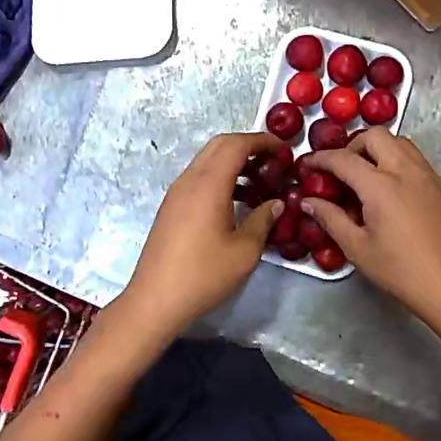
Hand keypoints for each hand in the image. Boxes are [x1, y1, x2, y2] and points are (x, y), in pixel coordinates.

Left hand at [121, 133, 286, 333]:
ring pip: (208, 161)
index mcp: (208, 184)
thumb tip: (277, 204)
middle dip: (249, 146)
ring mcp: (177, 192)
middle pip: (220, 145)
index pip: (236, 144)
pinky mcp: (171, 206)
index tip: (284, 150)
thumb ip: (263, 220)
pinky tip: (238, 200)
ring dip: (234, 162)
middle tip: (275, 161)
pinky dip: (221, 177)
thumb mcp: (244, 251)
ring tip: (261, 181)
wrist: (155, 299)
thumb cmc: (203, 275)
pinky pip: (199, 178)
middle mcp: (189, 180)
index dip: (262, 141)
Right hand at [303, 131, 440, 328]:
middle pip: (375, 137)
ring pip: (400, 143)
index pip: (343, 159)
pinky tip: (393, 193)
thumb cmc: (400, 271)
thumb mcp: (357, 248)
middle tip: (340, 170)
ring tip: (366, 177)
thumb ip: (330, 219)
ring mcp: (430, 177)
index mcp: (381, 186)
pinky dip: (398, 164)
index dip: (320, 158)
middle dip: (352, 145)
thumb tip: (308, 202)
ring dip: (378, 150)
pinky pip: (417, 162)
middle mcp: (407, 171)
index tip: (307, 165)